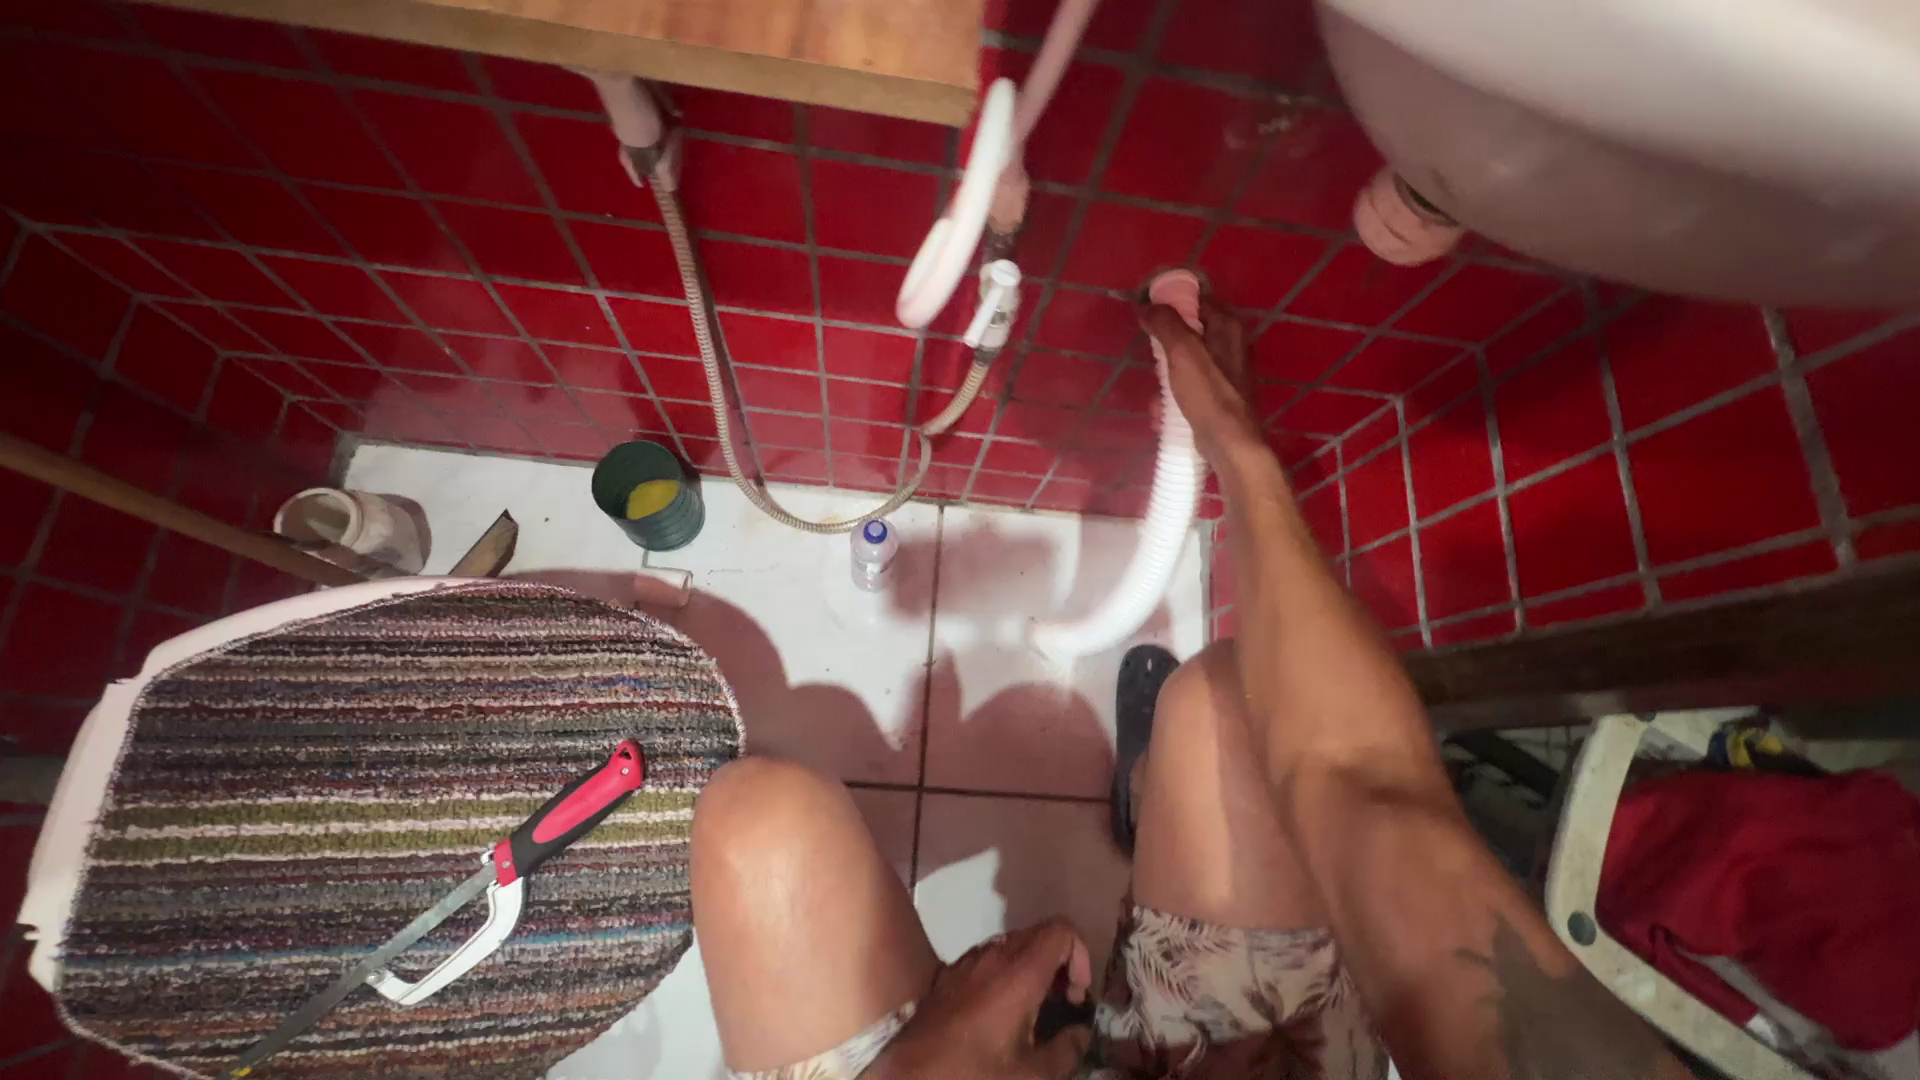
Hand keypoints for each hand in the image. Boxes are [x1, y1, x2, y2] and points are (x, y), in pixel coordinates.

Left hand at [866, 918, 1093, 1079]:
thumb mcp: (1030, 1077)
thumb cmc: (973, 1074)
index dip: (1081, 956)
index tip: (1077, 996)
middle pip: (1041, 935)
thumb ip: (1065, 1051)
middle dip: (1062, 964)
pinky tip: (1004, 1012)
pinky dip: (1009, 973)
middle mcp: (995, 954)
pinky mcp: (952, 972)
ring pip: (1016, 945)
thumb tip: (1082, 1033)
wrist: (909, 1075)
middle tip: (1064, 1005)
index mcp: (1019, 972)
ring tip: (1037, 1011)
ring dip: (1035, 968)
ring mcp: (970, 959)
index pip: (1061, 930)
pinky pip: (992, 958)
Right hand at [1139, 300, 1262, 464]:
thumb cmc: (1208, 394)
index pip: (1197, 298)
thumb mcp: (1182, 352)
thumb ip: (1165, 324)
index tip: (1148, 317)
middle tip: (1153, 361)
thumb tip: (1146, 306)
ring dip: (1166, 379)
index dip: (1171, 303)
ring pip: (1186, 362)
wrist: (1230, 442)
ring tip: (1157, 398)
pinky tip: (1164, 413)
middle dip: (1165, 349)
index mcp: (1228, 326)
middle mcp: (1231, 344)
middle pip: (1189, 332)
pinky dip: (1175, 397)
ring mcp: (1227, 371)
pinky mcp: (1219, 395)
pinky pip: (1190, 387)